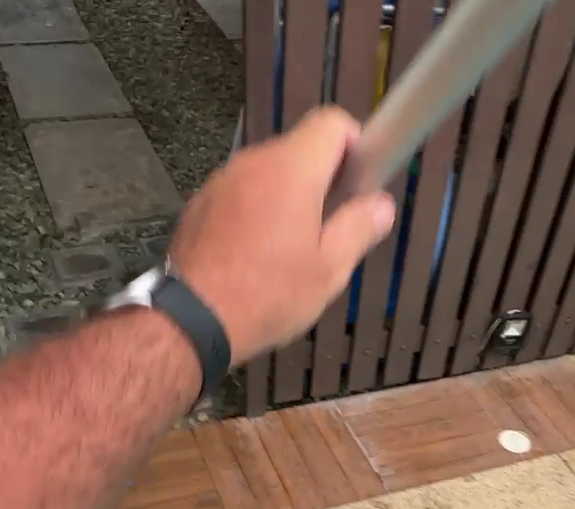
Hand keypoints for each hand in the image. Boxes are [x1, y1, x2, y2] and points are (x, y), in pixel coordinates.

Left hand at [166, 107, 397, 364]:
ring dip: (285, 201)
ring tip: (288, 254)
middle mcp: (253, 162)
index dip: (354, 145)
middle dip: (320, 182)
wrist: (193, 320)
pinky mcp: (200, 205)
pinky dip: (254, 216)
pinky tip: (253, 259)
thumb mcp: (328, 270)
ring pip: (267, 176)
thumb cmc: (269, 295)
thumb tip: (381, 204)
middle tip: (328, 232)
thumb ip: (359, 228)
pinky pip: (240, 197)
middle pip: (299, 151)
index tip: (358, 185)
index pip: (331, 122)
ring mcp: (221, 181)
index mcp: (291, 169)